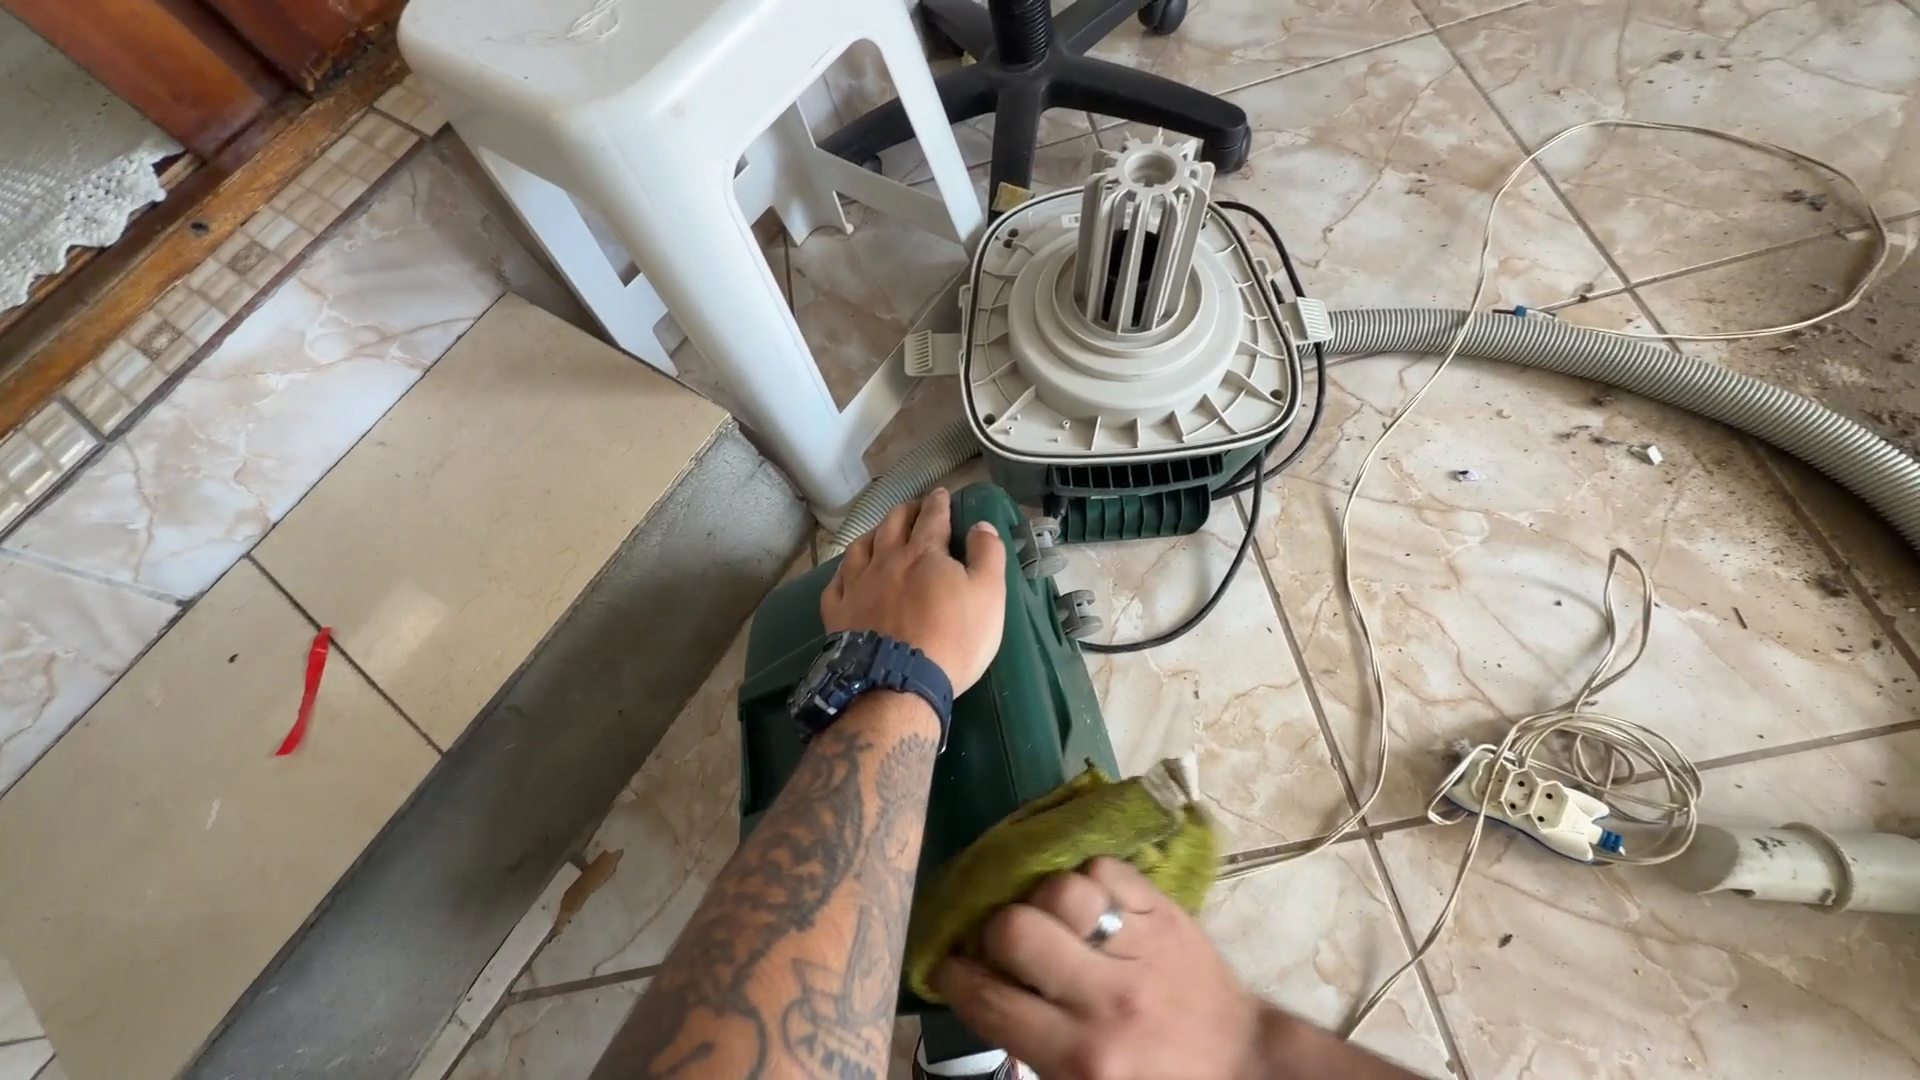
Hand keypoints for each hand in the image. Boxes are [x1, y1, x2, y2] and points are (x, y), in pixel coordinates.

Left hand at [823, 488, 1006, 694]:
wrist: (899, 683)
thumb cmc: (953, 639)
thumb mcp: (989, 595)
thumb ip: (988, 555)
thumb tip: (982, 524)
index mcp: (924, 552)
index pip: (932, 516)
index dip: (938, 502)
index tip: (941, 494)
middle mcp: (886, 560)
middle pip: (893, 523)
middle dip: (906, 510)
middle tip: (914, 508)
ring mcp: (857, 586)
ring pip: (861, 546)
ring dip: (874, 533)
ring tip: (881, 532)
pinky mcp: (839, 613)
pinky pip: (837, 583)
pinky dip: (844, 572)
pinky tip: (849, 573)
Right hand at [932, 857, 1262, 1079]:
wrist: (1243, 1065)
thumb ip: (1031, 1041)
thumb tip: (976, 981)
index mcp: (1082, 1058)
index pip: (991, 1001)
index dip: (957, 975)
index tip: (951, 963)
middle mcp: (1106, 999)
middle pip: (1015, 930)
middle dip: (997, 931)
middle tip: (1005, 939)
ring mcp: (1139, 947)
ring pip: (1060, 890)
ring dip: (1045, 901)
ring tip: (1053, 918)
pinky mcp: (1164, 911)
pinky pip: (1104, 867)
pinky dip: (1088, 877)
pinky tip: (1092, 901)